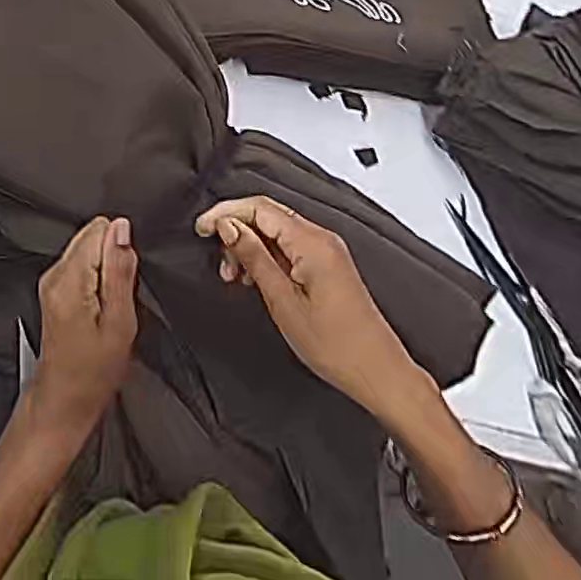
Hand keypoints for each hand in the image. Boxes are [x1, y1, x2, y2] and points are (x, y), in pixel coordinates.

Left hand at [32, 216, 138, 429]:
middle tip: (115, 298)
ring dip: (106, 272)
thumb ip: (121, 270)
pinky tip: (99, 310)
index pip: (99, 230)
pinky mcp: (54, 289)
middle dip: (112, 260)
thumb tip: (122, 229)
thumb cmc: (92, 373)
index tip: (122, 281)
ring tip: (108, 307)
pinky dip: (97, 282)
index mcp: (68, 280)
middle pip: (92, 237)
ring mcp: (51, 281)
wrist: (65, 400)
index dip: (120, 251)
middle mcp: (54, 275)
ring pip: (89, 250)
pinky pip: (83, 266)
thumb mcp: (120, 322)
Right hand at [196, 197, 430, 415]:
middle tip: (219, 260)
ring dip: (248, 246)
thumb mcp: (282, 300)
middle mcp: (321, 239)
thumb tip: (228, 227)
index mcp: (311, 242)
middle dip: (235, 230)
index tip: (202, 227)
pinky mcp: (327, 263)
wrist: (378, 372)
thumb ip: (253, 257)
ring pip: (274, 230)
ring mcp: (326, 250)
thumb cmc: (337, 345)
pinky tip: (255, 277)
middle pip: (265, 215)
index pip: (258, 207)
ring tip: (235, 275)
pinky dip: (266, 255)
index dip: (225, 212)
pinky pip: (288, 245)